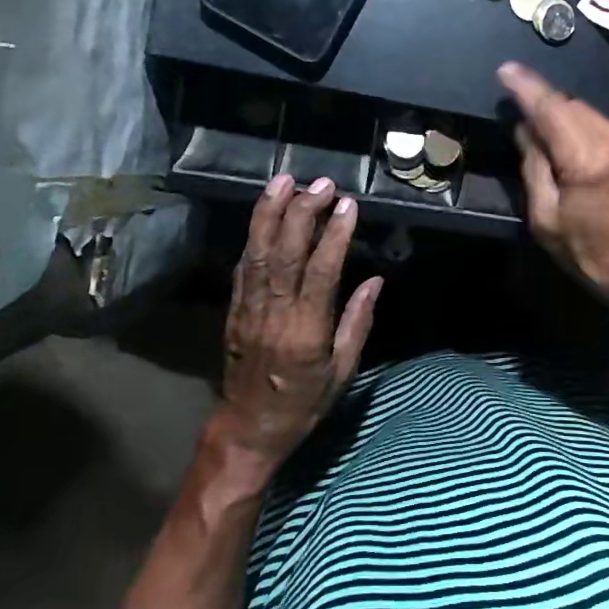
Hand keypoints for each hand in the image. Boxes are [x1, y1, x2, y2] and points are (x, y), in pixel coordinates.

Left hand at [211, 174, 382, 482]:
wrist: (249, 427)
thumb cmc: (303, 402)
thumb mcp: (342, 370)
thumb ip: (357, 322)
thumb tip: (374, 280)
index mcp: (306, 331)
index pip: (321, 272)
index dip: (335, 235)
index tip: (348, 205)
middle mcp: (274, 313)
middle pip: (286, 253)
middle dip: (302, 212)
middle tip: (321, 183)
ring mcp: (249, 309)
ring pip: (258, 252)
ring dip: (270, 212)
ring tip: (284, 181)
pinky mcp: (234, 309)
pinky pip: (244, 266)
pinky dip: (254, 236)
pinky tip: (265, 214)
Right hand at [498, 62, 608, 310]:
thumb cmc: (596, 256)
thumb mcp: (547, 221)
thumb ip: (534, 168)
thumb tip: (526, 129)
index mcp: (589, 159)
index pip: (551, 108)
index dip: (526, 87)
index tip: (506, 70)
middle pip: (573, 106)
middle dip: (545, 103)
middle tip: (521, 109)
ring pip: (593, 116)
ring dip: (567, 118)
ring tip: (548, 134)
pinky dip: (588, 131)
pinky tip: (580, 150)